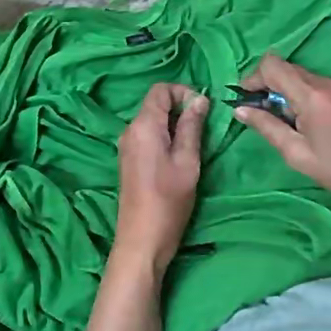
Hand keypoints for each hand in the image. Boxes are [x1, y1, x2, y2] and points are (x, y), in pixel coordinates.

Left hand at [114, 84, 208, 268]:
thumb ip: (192, 126)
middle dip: (181, 108)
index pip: (160, 89)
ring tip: (194, 144)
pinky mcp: (129, 160)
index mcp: (143, 125)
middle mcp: (130, 130)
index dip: (183, 91)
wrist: (141, 241)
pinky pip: (148, 135)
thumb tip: (200, 99)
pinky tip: (179, 157)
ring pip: (153, 120)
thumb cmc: (168, 200)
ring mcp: (127, 146)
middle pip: (156, 103)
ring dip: (175, 124)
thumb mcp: (188, 161)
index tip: (203, 109)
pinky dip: (165, 137)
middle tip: (204, 128)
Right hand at [234, 54, 330, 214]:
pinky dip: (314, 97)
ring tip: (298, 125)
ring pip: (308, 78)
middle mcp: (330, 82)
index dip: (254, 77)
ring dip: (294, 93)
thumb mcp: (296, 154)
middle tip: (269, 116)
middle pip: (290, 69)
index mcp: (312, 95)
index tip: (249, 99)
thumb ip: (267, 127)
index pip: (273, 65)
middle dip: (273, 87)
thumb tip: (241, 109)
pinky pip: (327, 86)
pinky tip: (322, 125)